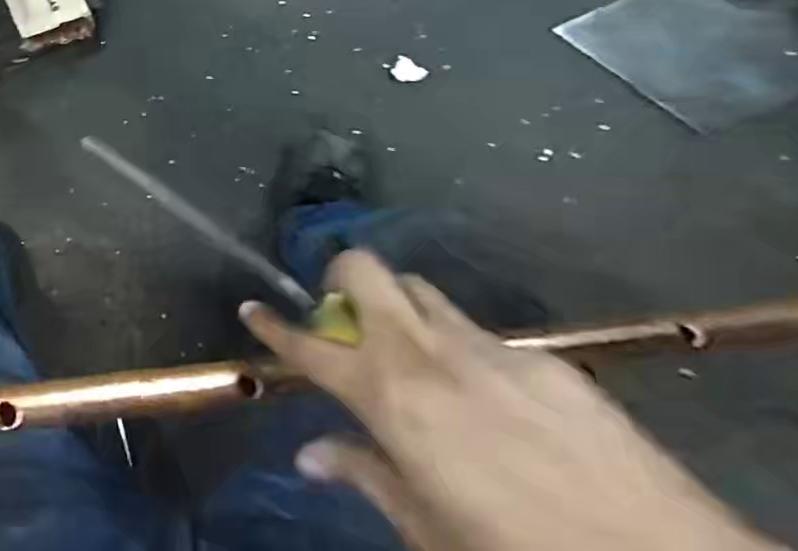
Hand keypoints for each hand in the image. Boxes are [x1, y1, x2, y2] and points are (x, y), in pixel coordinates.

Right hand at [240, 250, 782, 550]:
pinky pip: (480, 334)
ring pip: (422, 292)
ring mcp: (489, 348)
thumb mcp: (431, 532)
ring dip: (399, 308)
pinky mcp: (545, 360)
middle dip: (339, 276)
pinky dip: (460, 348)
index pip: (311, 348)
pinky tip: (491, 402)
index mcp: (391, 399)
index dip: (274, 328)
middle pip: (367, 272)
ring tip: (413, 356)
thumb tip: (310, 456)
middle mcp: (430, 354)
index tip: (251, 310)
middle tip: (341, 316)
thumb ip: (366, 477)